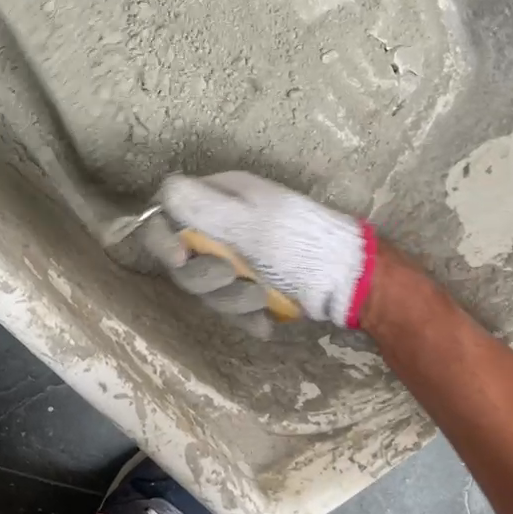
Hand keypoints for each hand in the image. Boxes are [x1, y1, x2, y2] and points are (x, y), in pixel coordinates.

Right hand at [155, 171, 377, 329]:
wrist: (349, 282)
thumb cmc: (298, 243)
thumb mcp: (248, 219)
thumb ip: (201, 206)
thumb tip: (163, 191)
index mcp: (219, 197)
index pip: (167, 213)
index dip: (163, 237)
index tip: (180, 258)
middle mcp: (220, 226)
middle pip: (181, 258)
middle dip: (203, 276)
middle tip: (230, 277)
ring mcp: (234, 259)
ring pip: (204, 287)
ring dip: (228, 299)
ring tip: (260, 299)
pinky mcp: (247, 287)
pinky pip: (228, 306)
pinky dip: (245, 316)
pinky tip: (265, 322)